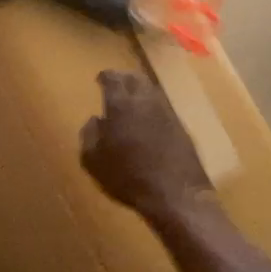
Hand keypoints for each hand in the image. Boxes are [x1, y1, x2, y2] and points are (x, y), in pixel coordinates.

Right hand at [80, 70, 212, 219]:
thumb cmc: (127, 177)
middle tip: (116, 83)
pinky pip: (163, 107)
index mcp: (121, 105)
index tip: (99, 79)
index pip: (113, 78)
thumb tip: (95, 120)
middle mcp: (145, 102)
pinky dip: (153, 106)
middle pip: (135, 78)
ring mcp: (167, 113)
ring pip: (152, 90)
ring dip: (141, 90)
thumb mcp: (93, 161)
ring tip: (132, 99)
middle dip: (124, 77)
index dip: (105, 76)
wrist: (175, 195)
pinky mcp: (181, 127)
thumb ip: (89, 135)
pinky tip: (148, 118)